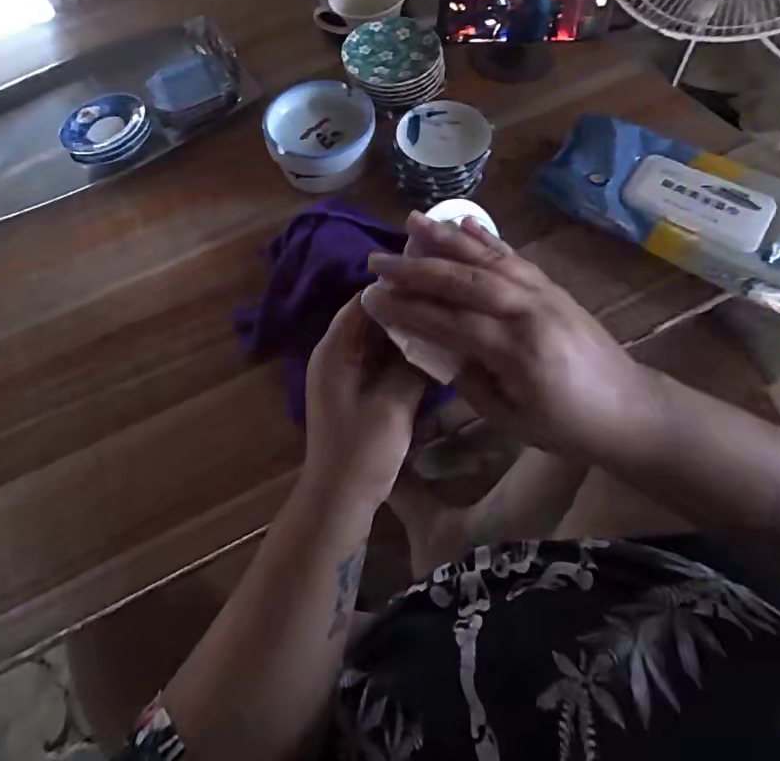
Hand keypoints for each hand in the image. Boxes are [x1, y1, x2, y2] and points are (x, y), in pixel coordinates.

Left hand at [302, 295, 429, 511]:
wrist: (339, 499)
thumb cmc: (361, 452)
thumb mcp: (392, 406)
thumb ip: (412, 366)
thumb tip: (435, 334)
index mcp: (334, 351)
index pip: (361, 303)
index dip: (394, 290)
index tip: (431, 280)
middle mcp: (335, 354)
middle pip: (369, 319)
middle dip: (404, 309)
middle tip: (445, 299)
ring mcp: (345, 373)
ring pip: (377, 340)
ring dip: (405, 333)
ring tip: (444, 319)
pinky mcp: (356, 389)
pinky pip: (379, 361)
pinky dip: (401, 355)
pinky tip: (432, 353)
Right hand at [362, 214, 661, 461]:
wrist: (630, 409)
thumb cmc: (567, 425)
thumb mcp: (509, 418)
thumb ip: (468, 379)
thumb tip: (434, 345)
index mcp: (517, 352)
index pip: (449, 322)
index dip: (407, 310)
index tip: (372, 299)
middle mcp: (528, 313)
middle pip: (462, 282)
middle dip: (415, 269)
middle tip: (377, 261)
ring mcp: (543, 293)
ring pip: (486, 259)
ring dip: (445, 239)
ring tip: (412, 221)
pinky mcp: (552, 286)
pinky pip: (513, 256)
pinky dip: (485, 238)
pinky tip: (463, 223)